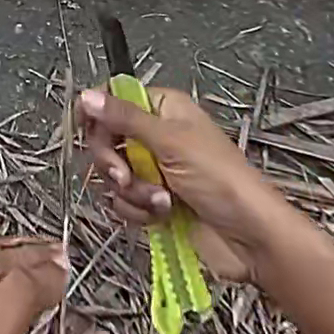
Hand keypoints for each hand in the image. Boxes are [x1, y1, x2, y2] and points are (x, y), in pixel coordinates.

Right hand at [77, 87, 289, 282]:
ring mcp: (154, 169)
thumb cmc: (219, 178)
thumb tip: (87, 95)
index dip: (98, 113)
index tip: (84, 128)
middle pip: (107, 138)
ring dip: (132, 191)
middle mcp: (155, 134)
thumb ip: (125, 118)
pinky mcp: (153, 201)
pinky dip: (138, 210)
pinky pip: (124, 201)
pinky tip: (162, 215)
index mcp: (163, 108)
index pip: (115, 98)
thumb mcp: (170, 142)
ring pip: (113, 174)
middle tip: (125, 175)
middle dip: (113, 162)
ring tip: (160, 200)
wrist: (248, 238)